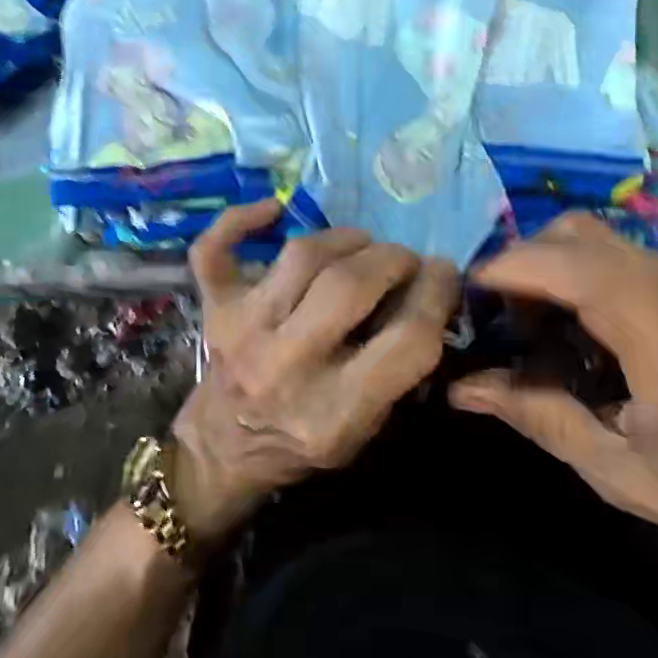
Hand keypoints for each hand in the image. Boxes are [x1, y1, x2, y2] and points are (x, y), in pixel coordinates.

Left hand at [168, 199, 459, 544]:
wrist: (223, 447)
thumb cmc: (301, 441)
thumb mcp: (364, 430)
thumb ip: (399, 370)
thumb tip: (430, 296)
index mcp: (333, 411)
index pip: (407, 340)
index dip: (438, 295)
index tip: (445, 273)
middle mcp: (284, 364)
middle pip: (350, 285)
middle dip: (392, 259)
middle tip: (404, 259)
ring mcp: (241, 329)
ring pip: (301, 255)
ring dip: (344, 239)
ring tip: (363, 245)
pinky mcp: (212, 306)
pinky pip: (215, 248)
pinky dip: (240, 219)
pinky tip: (274, 210)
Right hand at [449, 213, 657, 569]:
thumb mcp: (616, 470)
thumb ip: (536, 415)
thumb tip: (459, 387)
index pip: (580, 270)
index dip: (515, 266)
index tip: (471, 289)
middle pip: (580, 234)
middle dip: (524, 260)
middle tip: (504, 312)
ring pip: (600, 237)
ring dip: (554, 265)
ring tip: (545, 320)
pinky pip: (628, 252)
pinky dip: (589, 271)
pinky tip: (594, 321)